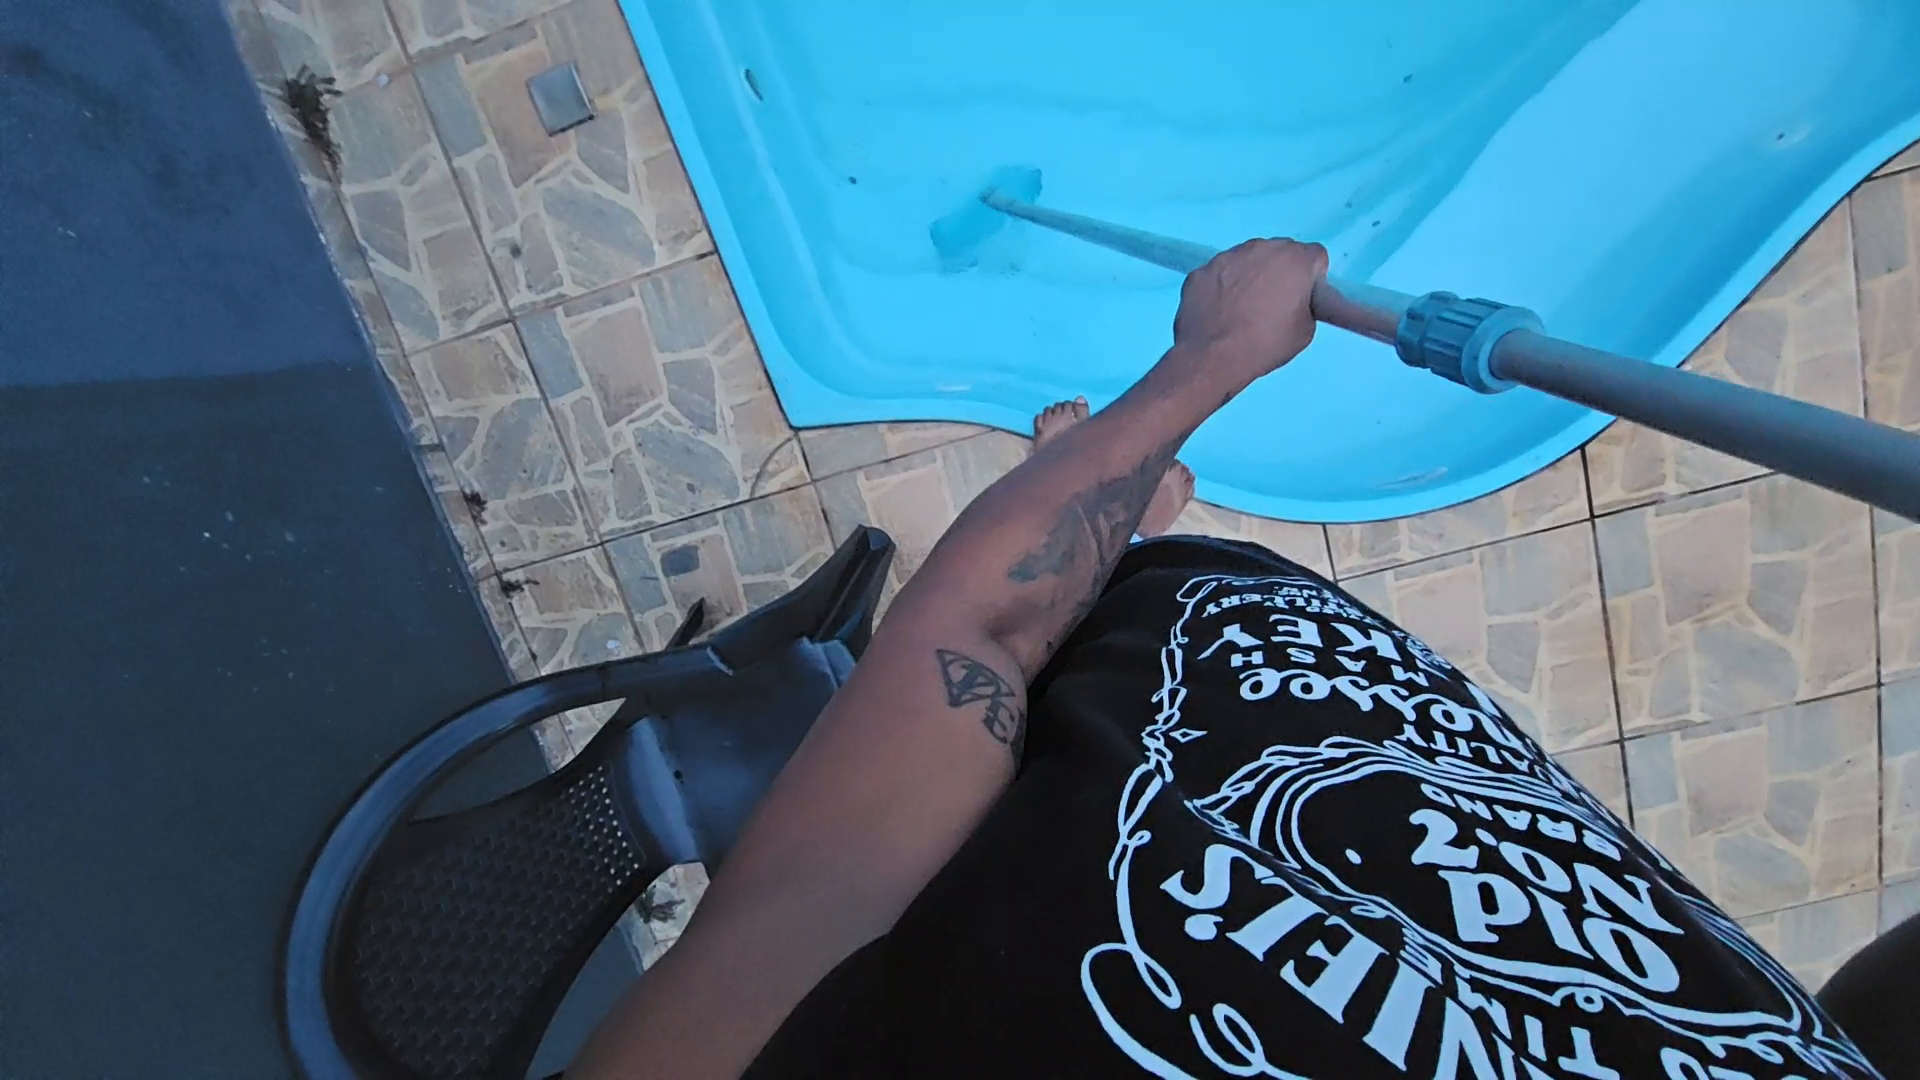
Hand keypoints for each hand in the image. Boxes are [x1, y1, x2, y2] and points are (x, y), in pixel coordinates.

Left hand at [1170, 237, 1327, 387]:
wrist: (1213, 359)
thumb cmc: (1265, 346)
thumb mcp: (1305, 330)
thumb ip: (1306, 303)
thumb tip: (1295, 300)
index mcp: (1296, 259)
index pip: (1313, 258)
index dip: (1308, 279)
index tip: (1298, 298)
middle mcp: (1261, 247)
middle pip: (1277, 253)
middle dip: (1276, 273)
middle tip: (1268, 304)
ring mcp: (1226, 257)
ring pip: (1243, 260)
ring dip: (1245, 277)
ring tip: (1237, 309)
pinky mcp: (1199, 271)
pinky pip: (1215, 275)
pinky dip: (1216, 288)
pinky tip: (1214, 311)